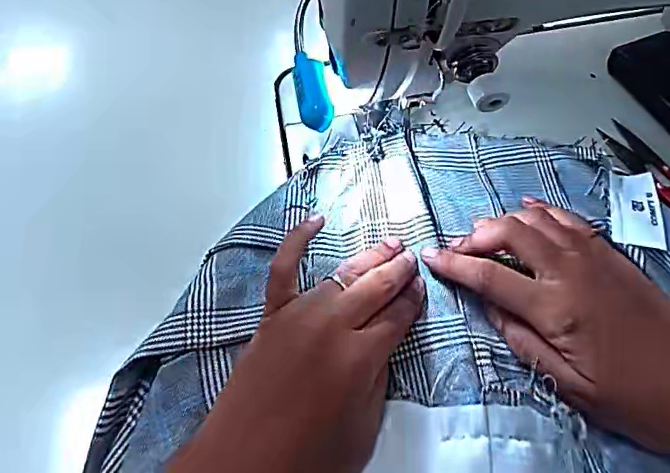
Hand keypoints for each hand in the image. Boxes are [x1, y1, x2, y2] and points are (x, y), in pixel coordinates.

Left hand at [168, 216, 424, 472]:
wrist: (247, 456)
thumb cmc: (307, 455)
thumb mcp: (362, 428)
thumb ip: (377, 380)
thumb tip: (384, 344)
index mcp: (360, 358)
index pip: (396, 318)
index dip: (411, 301)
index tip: (421, 287)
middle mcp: (333, 326)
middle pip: (374, 288)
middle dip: (397, 272)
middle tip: (412, 258)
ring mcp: (301, 313)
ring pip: (341, 275)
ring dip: (368, 258)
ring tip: (388, 245)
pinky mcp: (273, 311)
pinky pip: (285, 266)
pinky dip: (298, 238)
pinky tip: (315, 220)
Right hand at [424, 201, 669, 472]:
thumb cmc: (637, 398)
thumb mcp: (571, 385)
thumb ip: (523, 342)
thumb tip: (490, 310)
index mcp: (555, 307)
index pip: (488, 275)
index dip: (453, 264)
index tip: (431, 256)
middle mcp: (567, 270)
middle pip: (506, 231)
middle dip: (474, 234)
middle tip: (460, 249)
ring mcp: (590, 255)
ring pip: (532, 218)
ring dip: (503, 220)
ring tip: (487, 234)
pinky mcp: (608, 252)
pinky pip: (565, 217)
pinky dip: (540, 210)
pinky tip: (528, 210)